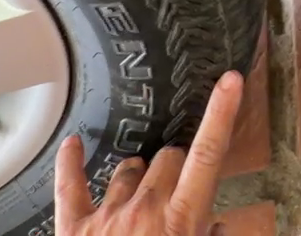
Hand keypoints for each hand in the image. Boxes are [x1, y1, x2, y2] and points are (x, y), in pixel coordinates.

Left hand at [54, 70, 243, 235]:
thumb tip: (217, 227)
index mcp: (180, 221)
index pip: (208, 155)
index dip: (222, 114)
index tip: (231, 79)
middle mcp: (145, 208)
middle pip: (168, 157)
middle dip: (176, 166)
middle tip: (177, 191)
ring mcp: (106, 217)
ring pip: (129, 168)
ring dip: (138, 175)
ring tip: (142, 195)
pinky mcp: (72, 231)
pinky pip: (69, 187)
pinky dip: (70, 163)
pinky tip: (72, 144)